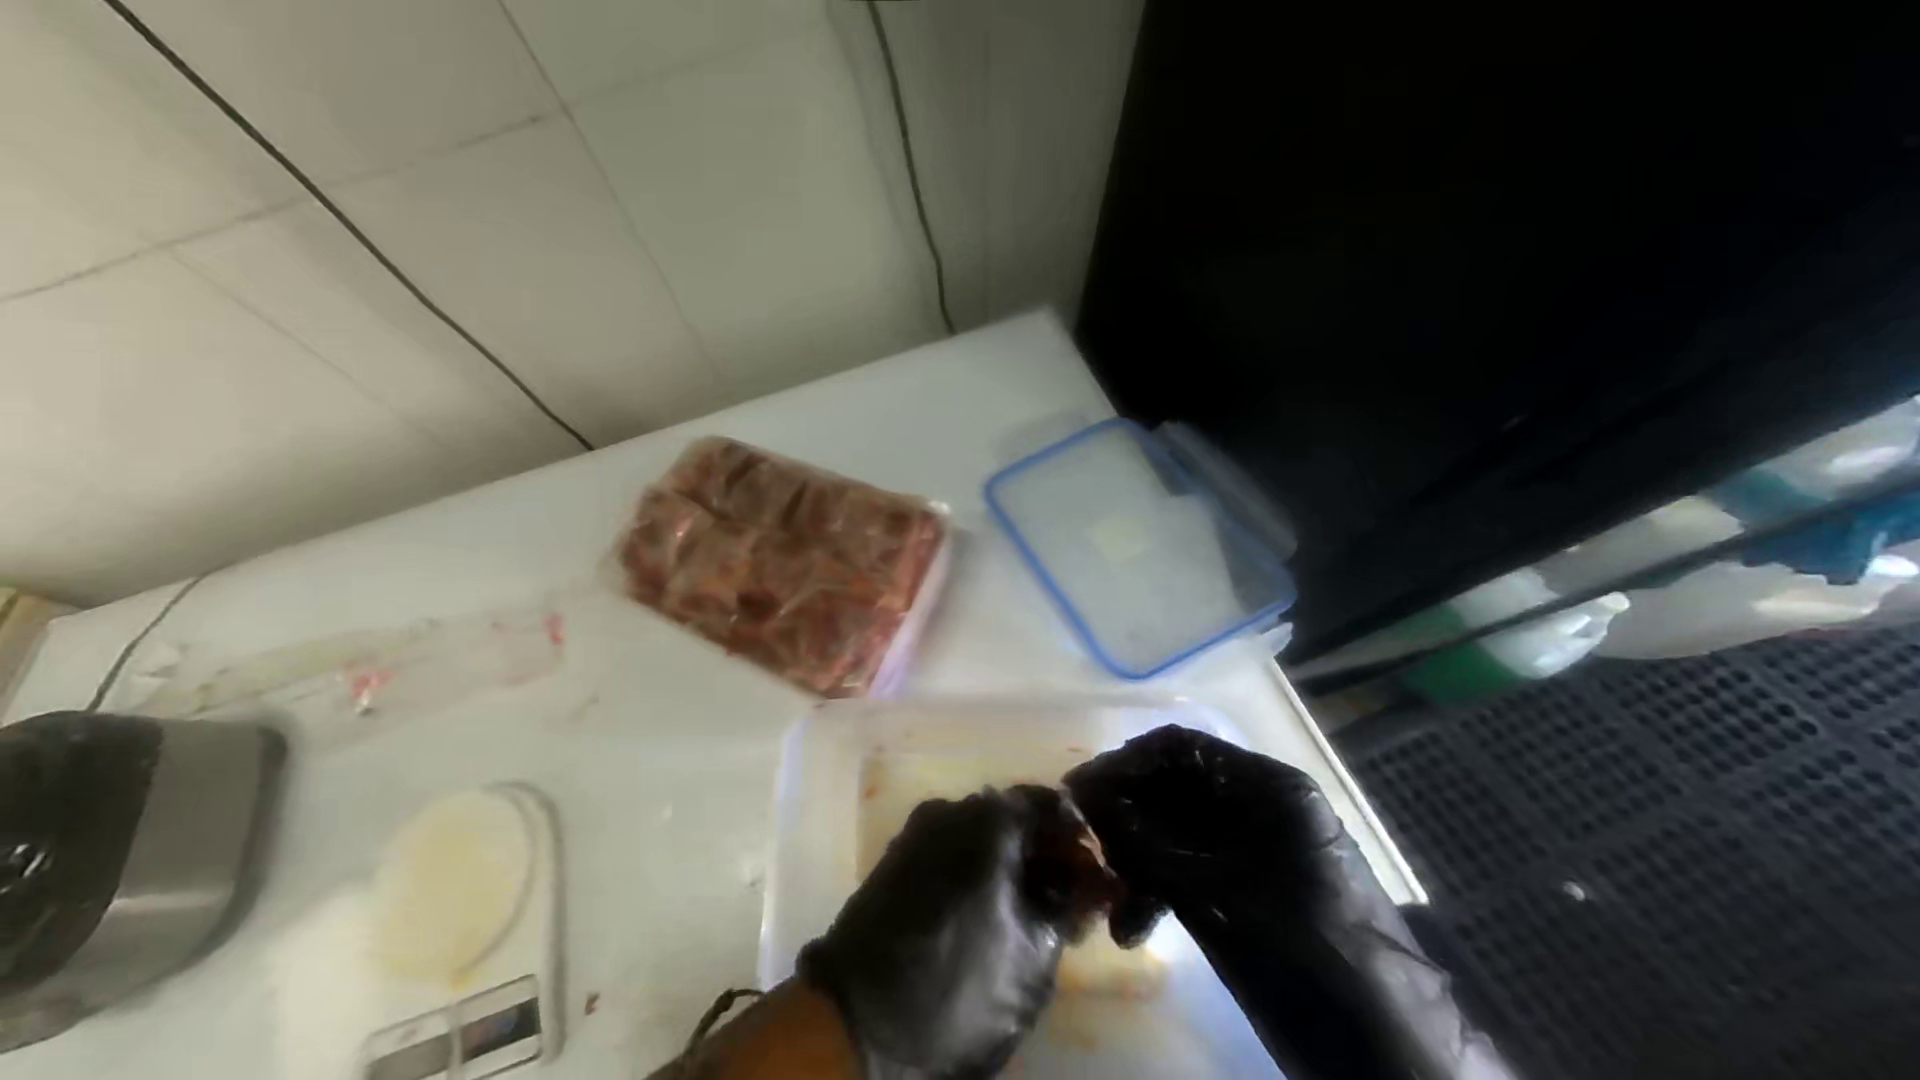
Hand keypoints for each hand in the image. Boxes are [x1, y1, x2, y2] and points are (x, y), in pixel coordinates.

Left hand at [797, 786, 1089, 1079]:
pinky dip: (978, 870)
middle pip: (1014, 817)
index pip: (1050, 804)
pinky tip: (990, 913)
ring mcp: (917, 833)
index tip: (1093, 878)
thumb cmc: (957, 986)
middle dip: (1046, 854)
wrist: (855, 1022)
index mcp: (989, 820)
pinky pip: (951, 850)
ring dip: (1012, 864)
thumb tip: (1089, 882)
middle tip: (1068, 902)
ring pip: (981, 835)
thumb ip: (1068, 906)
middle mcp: (950, 810)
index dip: (1077, 840)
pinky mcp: (895, 859)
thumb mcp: (1033, 955)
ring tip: (1032, 914)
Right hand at [1065, 726, 1516, 1079]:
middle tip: (1086, 851)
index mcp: (1268, 789)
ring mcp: (1259, 849)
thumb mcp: (1213, 895)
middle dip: (1128, 821)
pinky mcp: (1253, 888)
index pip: (1180, 749)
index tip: (1077, 794)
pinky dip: (1161, 890)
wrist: (1390, 1055)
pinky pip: (1193, 870)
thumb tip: (1083, 793)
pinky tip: (1134, 928)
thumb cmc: (1303, 955)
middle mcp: (1263, 806)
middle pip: (1176, 790)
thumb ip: (1144, 841)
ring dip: (1139, 863)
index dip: (1124, 765)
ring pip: (1179, 834)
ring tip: (1112, 907)